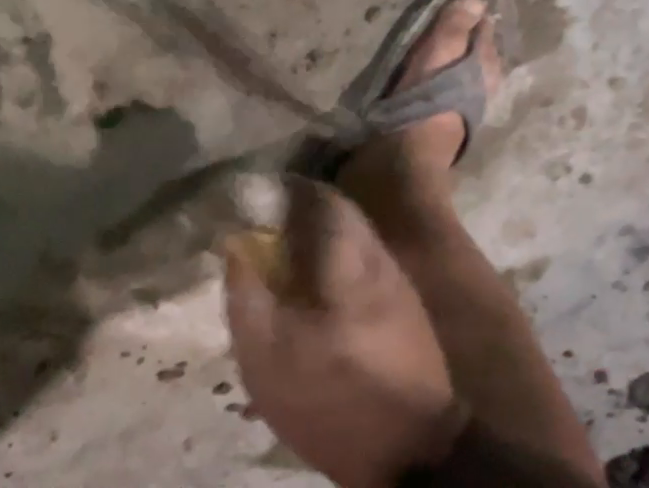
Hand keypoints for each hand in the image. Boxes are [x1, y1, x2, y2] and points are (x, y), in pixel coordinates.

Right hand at [223, 177, 467, 487]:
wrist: (415, 463)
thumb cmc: (331, 399)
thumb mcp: (265, 348)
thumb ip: (245, 286)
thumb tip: (233, 240)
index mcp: (348, 260)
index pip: (316, 194)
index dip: (279, 188)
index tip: (248, 197)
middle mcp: (380, 262)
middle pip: (336, 214)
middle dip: (295, 212)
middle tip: (258, 227)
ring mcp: (400, 290)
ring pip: (351, 240)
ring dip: (315, 239)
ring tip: (279, 258)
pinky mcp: (408, 318)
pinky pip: (363, 269)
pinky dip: (332, 266)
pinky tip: (311, 292)